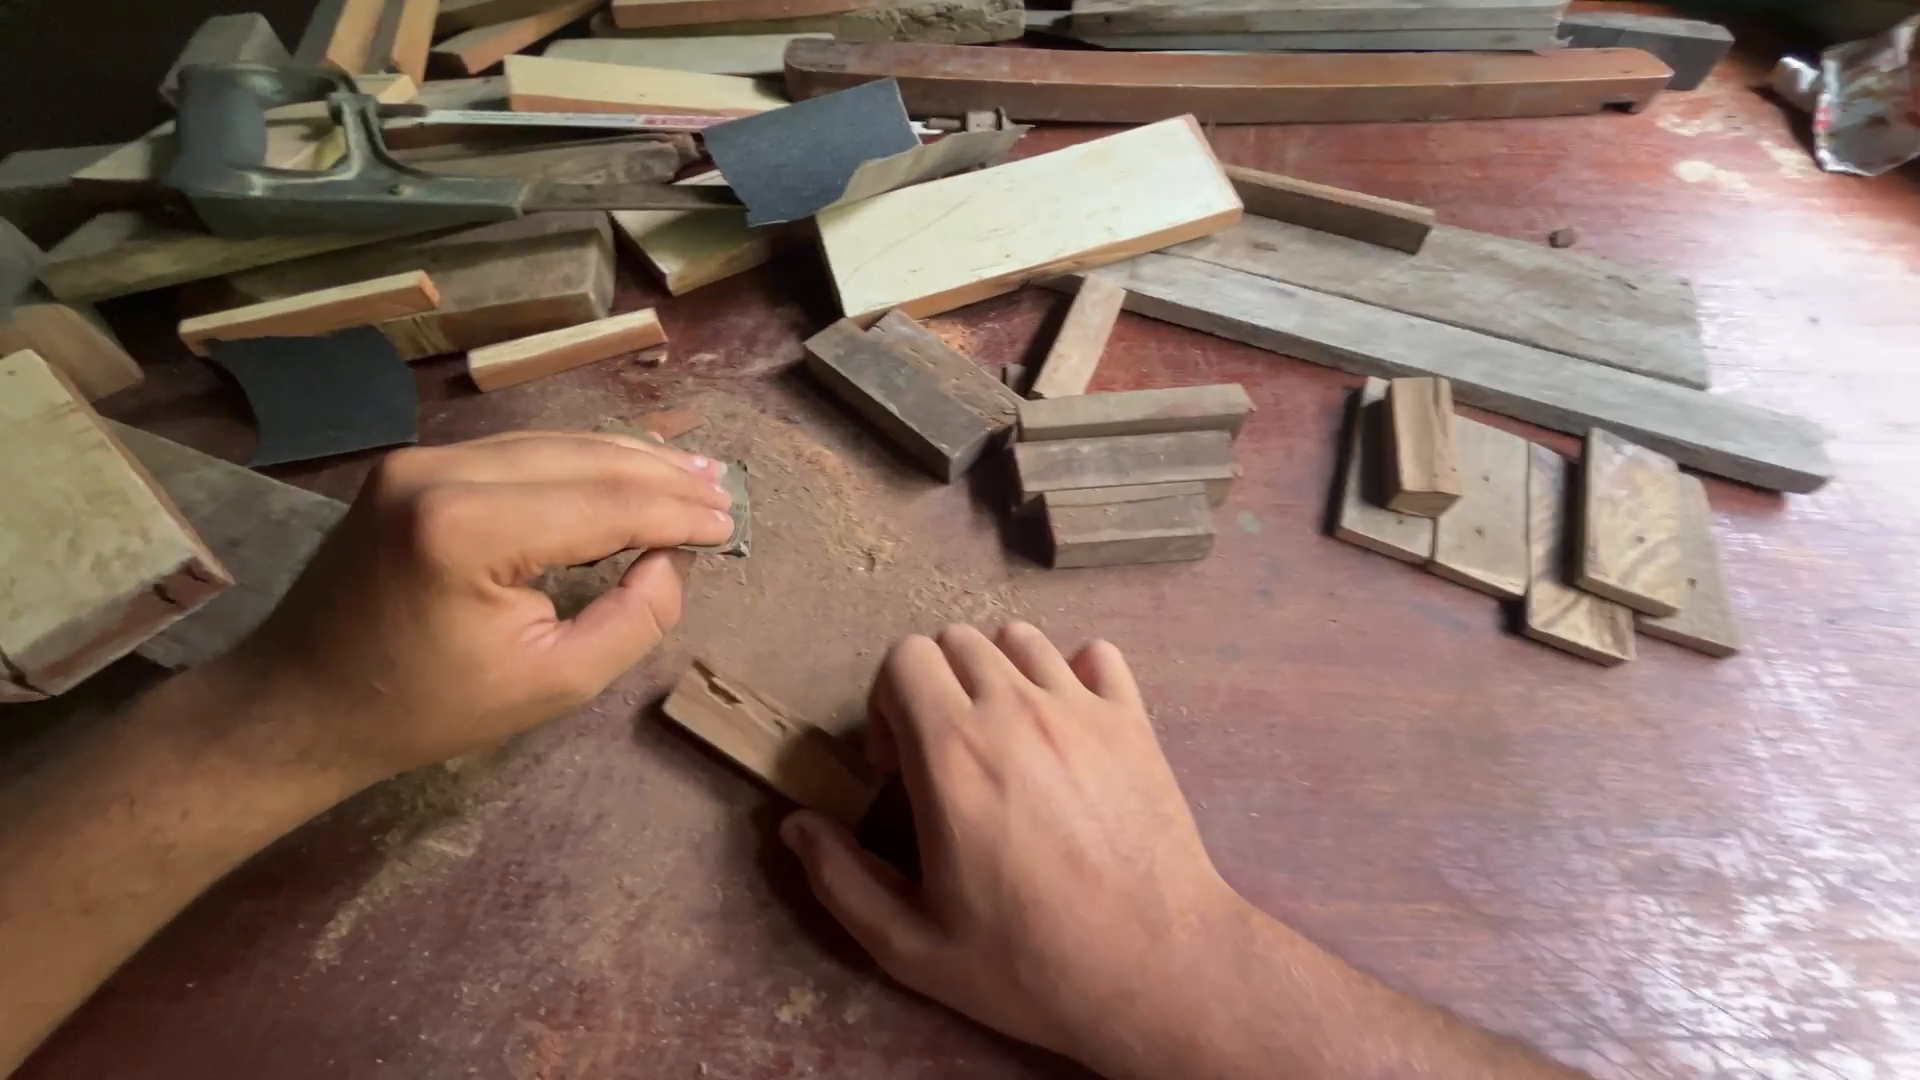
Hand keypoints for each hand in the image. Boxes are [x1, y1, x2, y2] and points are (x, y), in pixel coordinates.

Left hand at [226, 432, 735, 789]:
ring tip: (695, 472)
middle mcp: (443, 473)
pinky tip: (629, 469)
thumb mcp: (556, 684)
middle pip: (589, 460)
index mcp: (468, 531)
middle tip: (726, 492)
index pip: (608, 506)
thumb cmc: (432, 709)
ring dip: (634, 460)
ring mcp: (423, 459)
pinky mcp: (420, 464)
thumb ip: (635, 620)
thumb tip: (674, 557)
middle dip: (666, 477)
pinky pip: (528, 452)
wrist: (299, 704)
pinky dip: (589, 463)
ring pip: (562, 444)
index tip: (730, 525)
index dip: (679, 515)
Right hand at [778, 623, 1239, 1074]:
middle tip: (946, 748)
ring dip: (997, 671)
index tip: (900, 765)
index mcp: (952, 752)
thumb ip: (842, 879)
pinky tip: (1071, 720)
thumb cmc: (1030, 961)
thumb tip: (796, 825)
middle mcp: (1013, 709)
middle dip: (935, 684)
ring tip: (1005, 730)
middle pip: (955, 639)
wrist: (1158, 970)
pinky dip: (1076, 671)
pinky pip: (1096, 654)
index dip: (887, 702)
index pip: (903, 658)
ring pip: (1019, 636)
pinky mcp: (1132, 717)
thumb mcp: (913, 944)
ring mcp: (1079, 707)